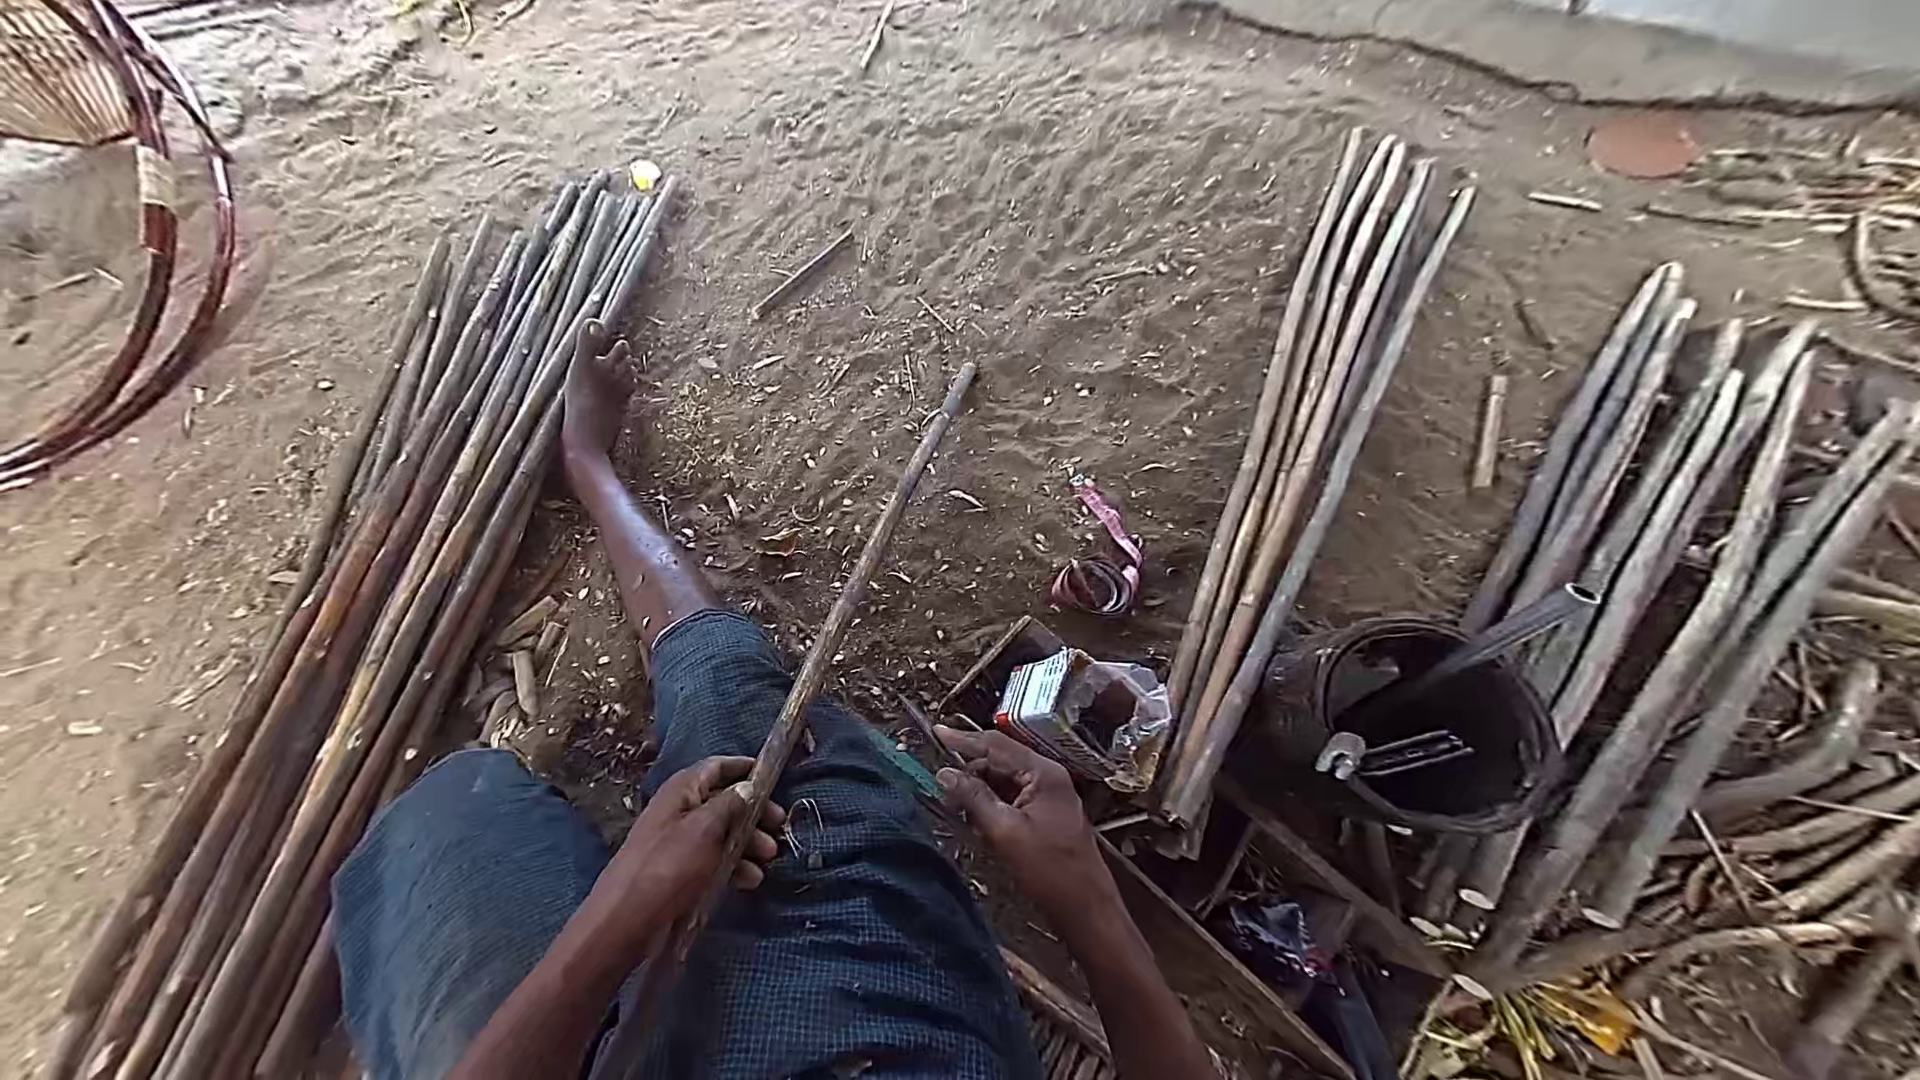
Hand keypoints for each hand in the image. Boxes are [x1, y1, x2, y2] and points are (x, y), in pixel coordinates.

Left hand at [561, 318, 634, 460]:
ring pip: (621, 376)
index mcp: (584, 369)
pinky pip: (627, 392)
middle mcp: (595, 380)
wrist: (589, 445)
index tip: (618, 341)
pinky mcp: (618, 409)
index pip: (598, 349)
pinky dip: (632, 386)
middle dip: (620, 357)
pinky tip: (635, 384)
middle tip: (627, 351)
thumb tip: (594, 320)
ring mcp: (608, 395)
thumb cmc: (584, 410)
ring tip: (633, 366)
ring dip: (628, 371)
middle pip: (612, 362)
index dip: (609, 345)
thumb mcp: (583, 373)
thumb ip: (586, 347)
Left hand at [585, 756, 784, 957]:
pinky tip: (749, 880)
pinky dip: (733, 865)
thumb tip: (748, 787)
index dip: (746, 769)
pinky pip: (713, 859)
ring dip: (748, 842)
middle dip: (754, 813)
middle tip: (779, 826)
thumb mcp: (705, 829)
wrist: (622, 926)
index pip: (718, 766)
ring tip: (768, 858)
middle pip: (725, 800)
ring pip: (722, 832)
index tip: (774, 779)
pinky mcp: (678, 871)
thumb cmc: (668, 867)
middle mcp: (680, 810)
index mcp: (682, 790)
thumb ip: (731, 803)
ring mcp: (678, 842)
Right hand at [933, 726, 1115, 928]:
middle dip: (969, 769)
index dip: (964, 739)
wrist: (1088, 911)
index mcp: (1043, 772)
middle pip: (1000, 760)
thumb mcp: (1005, 832)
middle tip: (941, 783)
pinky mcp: (1045, 814)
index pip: (996, 745)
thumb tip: (945, 774)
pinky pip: (1011, 797)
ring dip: (979, 788)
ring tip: (954, 803)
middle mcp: (1047, 776)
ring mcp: (1048, 794)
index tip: (937, 733)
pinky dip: (991, 803)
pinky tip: (976, 818)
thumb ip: (974, 798)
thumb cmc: (1051, 871)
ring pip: (1004, 779)